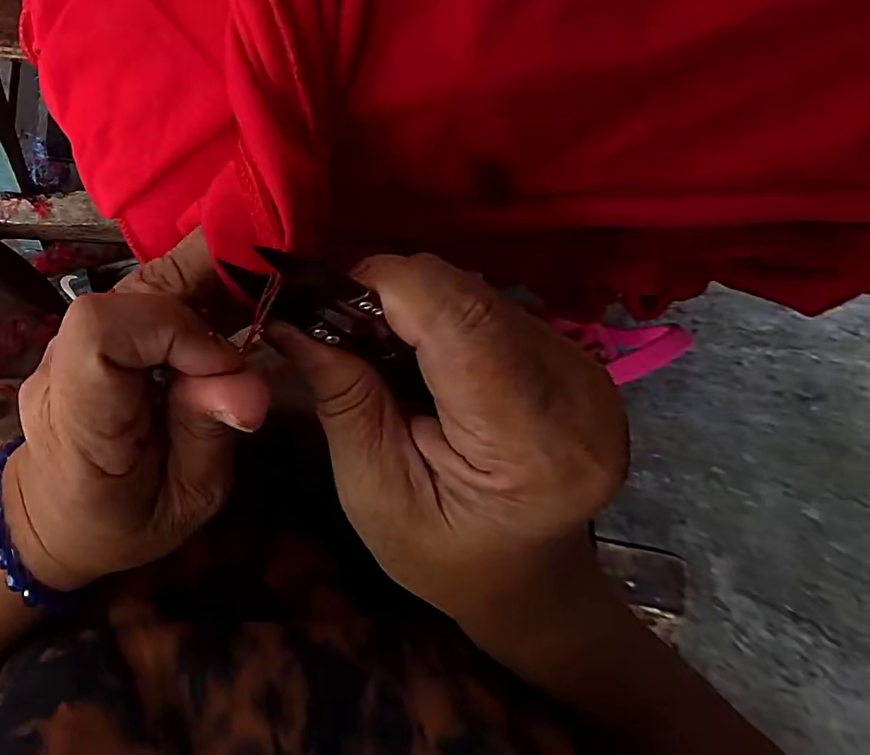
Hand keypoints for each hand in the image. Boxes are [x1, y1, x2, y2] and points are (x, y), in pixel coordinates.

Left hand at [3, 290, 269, 589]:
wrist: (51, 514)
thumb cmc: (117, 524)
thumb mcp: (182, 504)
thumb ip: (208, 437)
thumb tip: (247, 380)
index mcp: (79, 419)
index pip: (101, 331)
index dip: (171, 328)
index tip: (224, 365)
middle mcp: (61, 365)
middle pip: (126, 292)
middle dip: (201, 288)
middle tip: (254, 315)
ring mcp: (66, 342)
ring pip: (135, 285)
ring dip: (198, 288)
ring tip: (241, 316)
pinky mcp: (82, 334)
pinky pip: (136, 298)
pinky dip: (184, 298)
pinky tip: (214, 321)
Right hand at [269, 254, 627, 633]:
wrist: (525, 584)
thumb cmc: (442, 552)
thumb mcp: (371, 489)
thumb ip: (341, 398)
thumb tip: (288, 319)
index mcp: (528, 441)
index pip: (456, 316)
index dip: (382, 288)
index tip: (326, 310)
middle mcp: (573, 390)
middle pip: (460, 290)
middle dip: (388, 296)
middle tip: (346, 338)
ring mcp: (582, 366)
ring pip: (468, 285)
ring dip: (410, 303)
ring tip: (384, 355)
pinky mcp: (571, 354)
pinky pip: (483, 299)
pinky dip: (435, 312)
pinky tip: (422, 358)